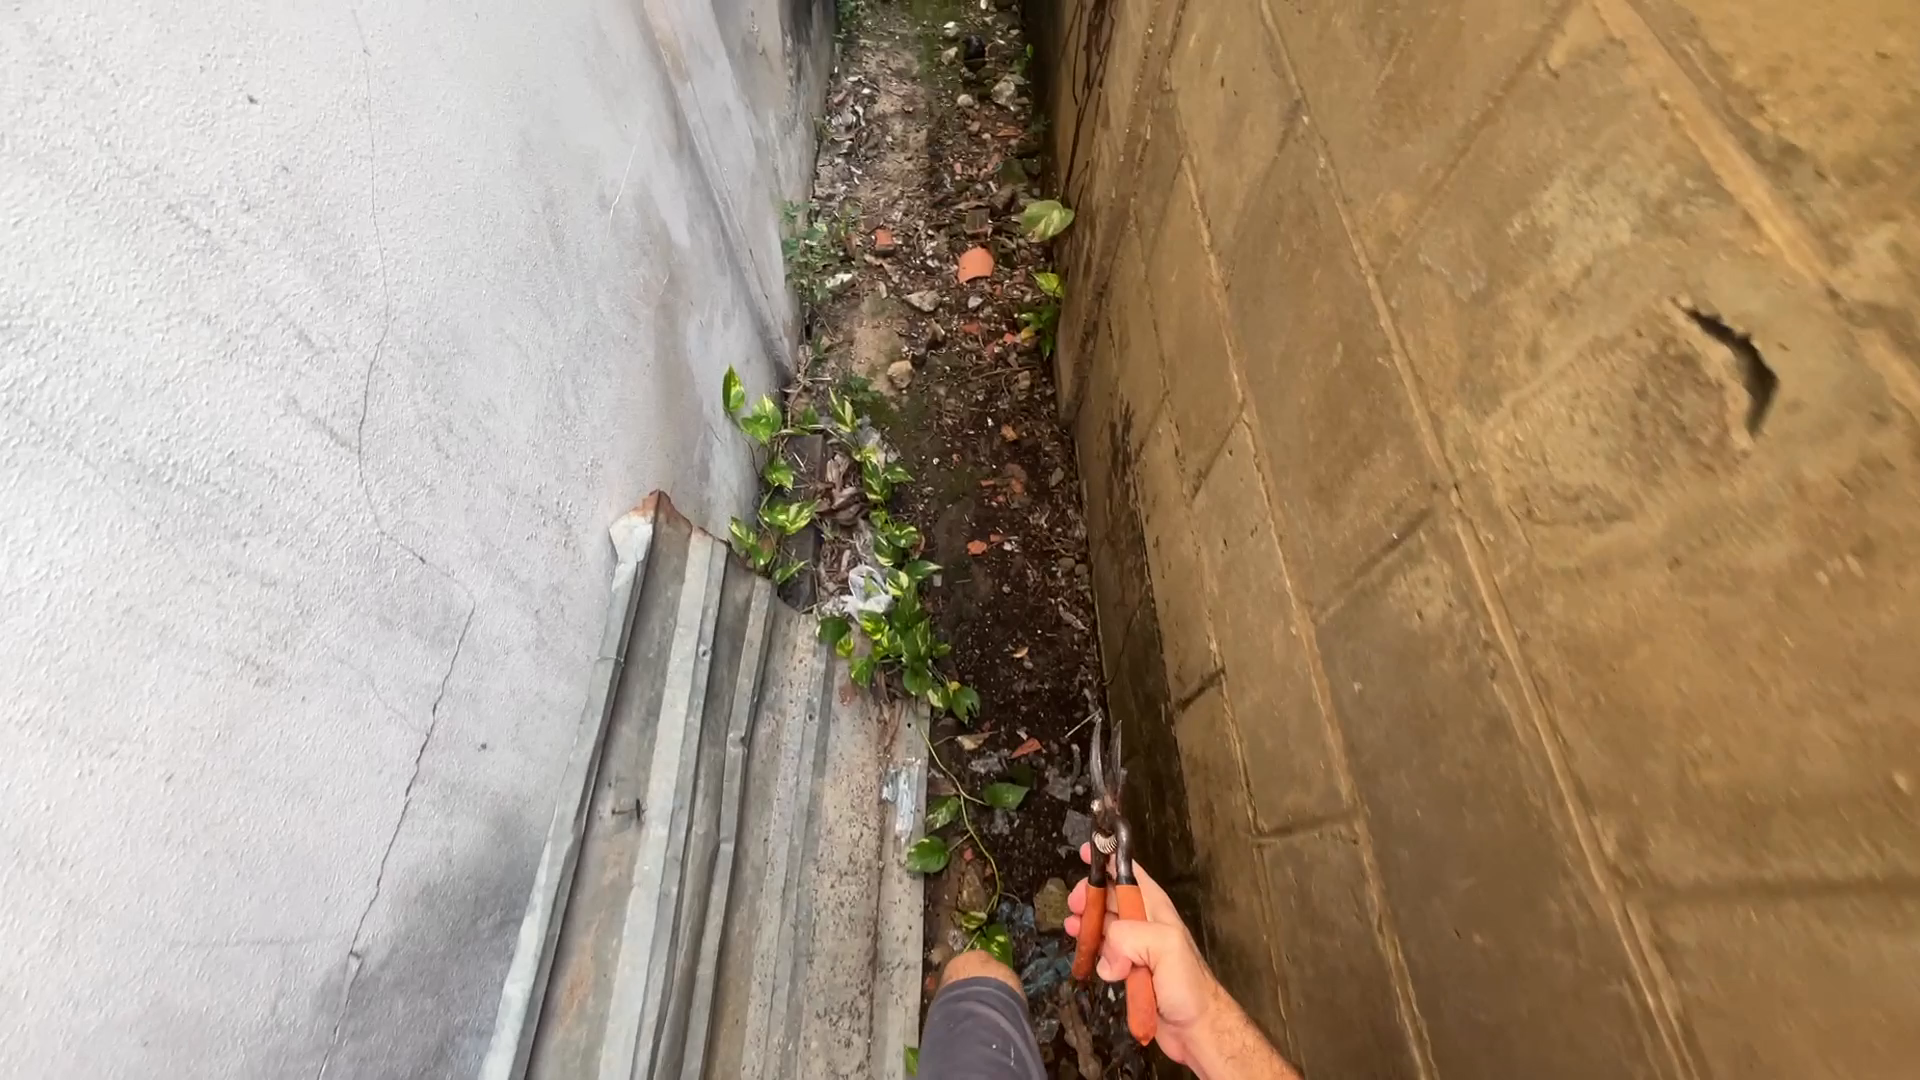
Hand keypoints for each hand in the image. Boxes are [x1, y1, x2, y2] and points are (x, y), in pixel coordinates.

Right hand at [1065, 844, 1226, 1065]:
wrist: (1196, 1031)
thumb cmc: (1188, 984)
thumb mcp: (1164, 947)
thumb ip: (1129, 937)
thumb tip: (1107, 955)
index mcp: (1154, 906)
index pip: (1128, 872)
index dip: (1107, 859)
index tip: (1085, 852)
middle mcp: (1143, 921)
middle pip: (1109, 896)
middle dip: (1089, 896)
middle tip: (1075, 905)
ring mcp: (1135, 945)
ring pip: (1103, 923)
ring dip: (1087, 924)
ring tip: (1075, 928)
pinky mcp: (1128, 968)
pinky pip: (1103, 951)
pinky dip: (1092, 951)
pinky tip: (1087, 955)